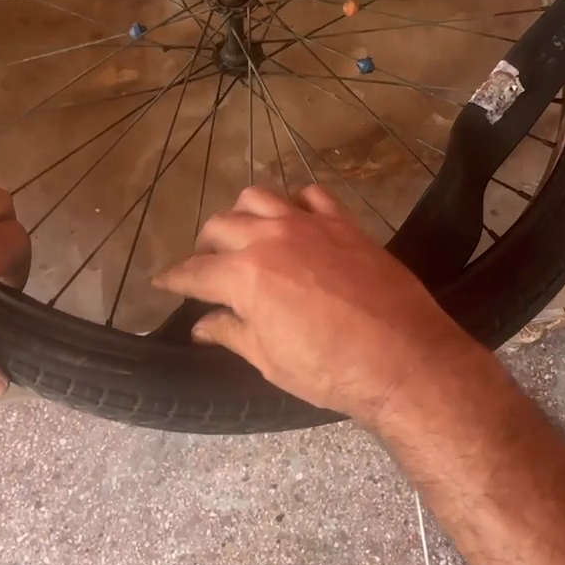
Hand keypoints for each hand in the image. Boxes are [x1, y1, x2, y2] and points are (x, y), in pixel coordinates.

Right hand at [152, 185, 486, 426]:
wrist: (402, 357)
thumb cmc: (330, 370)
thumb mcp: (270, 360)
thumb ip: (231, 333)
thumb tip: (202, 324)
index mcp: (244, 276)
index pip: (195, 271)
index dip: (174, 278)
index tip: (162, 281)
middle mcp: (269, 237)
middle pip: (220, 226)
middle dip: (206, 246)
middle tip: (208, 266)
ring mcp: (307, 223)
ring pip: (258, 196)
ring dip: (243, 213)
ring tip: (246, 234)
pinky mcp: (342, 220)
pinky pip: (310, 194)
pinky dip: (295, 202)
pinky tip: (295, 219)